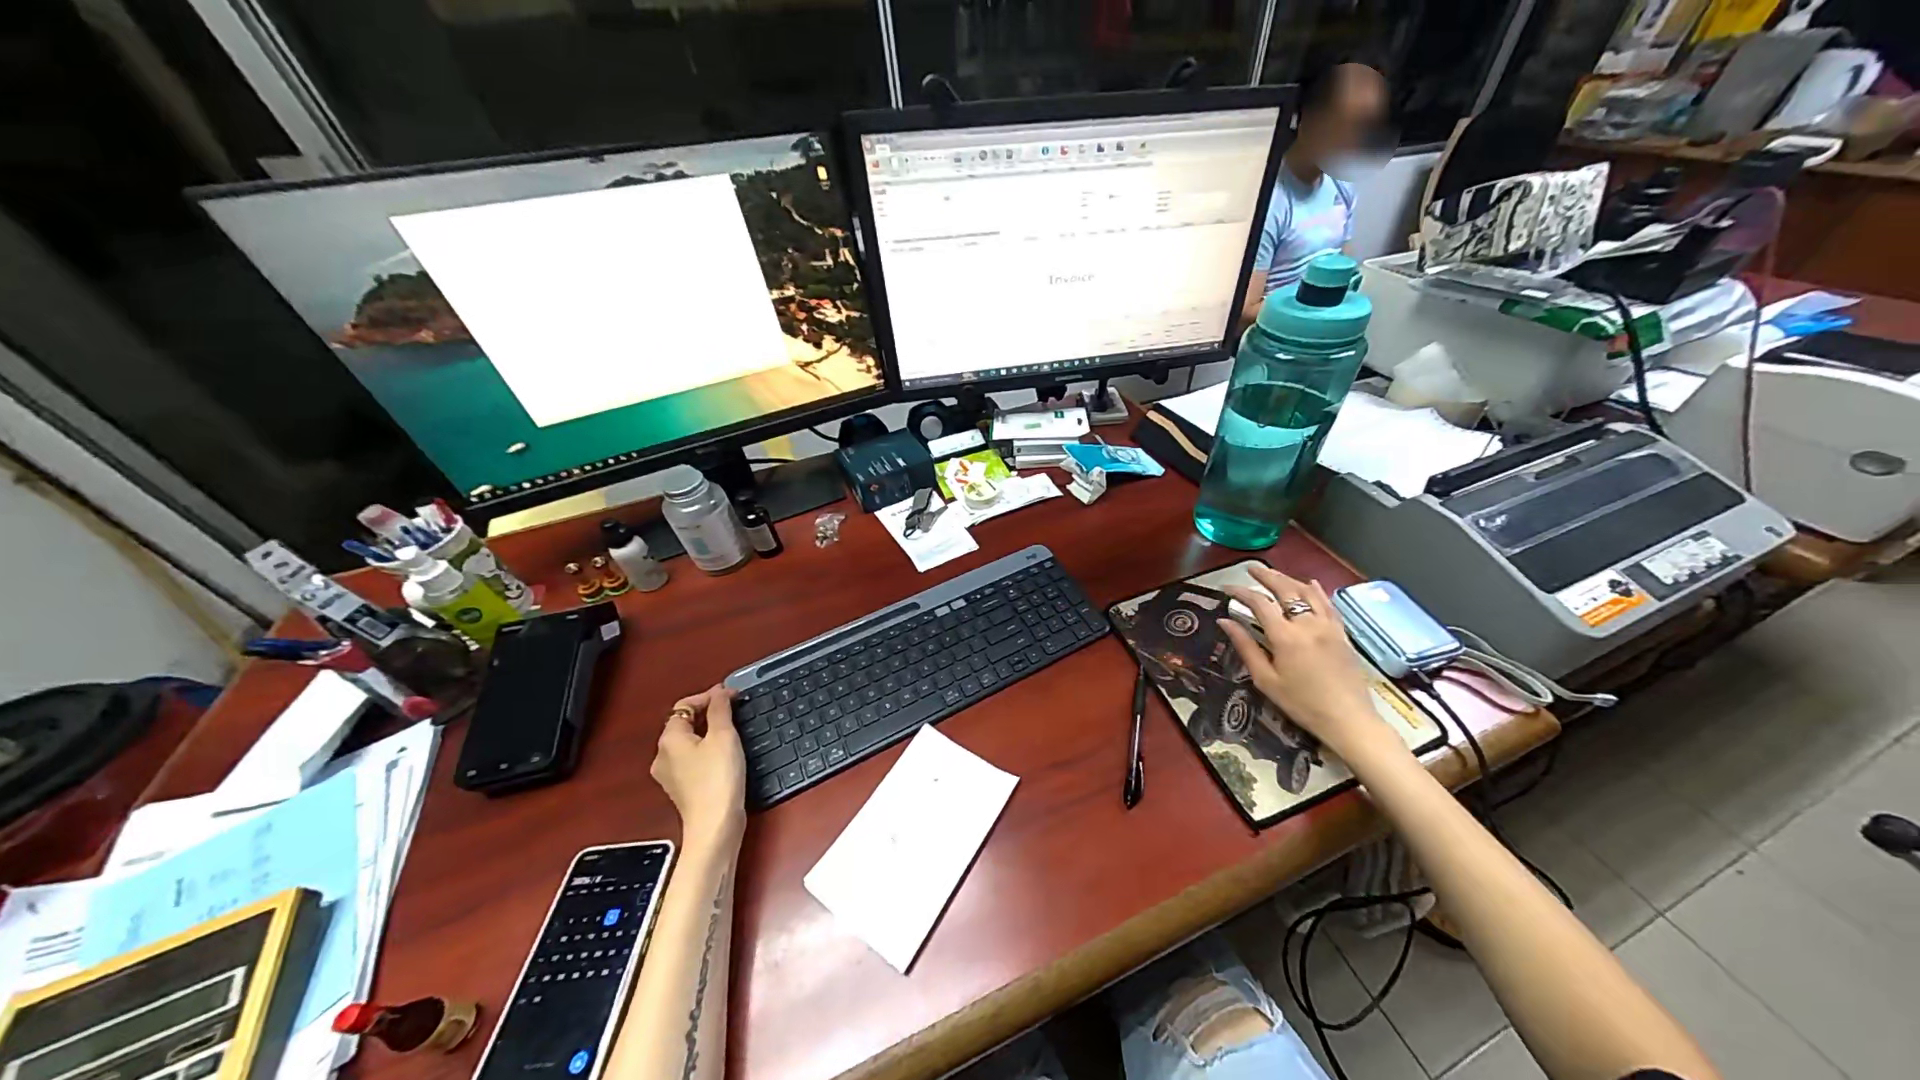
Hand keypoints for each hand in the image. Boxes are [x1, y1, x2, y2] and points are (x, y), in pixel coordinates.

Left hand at [651, 685, 745, 848]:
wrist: (715, 825)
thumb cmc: (719, 777)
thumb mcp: (724, 735)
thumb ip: (720, 709)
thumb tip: (719, 691)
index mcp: (669, 739)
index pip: (686, 705)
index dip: (710, 696)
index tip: (734, 697)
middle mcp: (662, 756)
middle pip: (685, 724)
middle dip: (709, 713)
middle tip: (735, 711)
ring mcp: (670, 776)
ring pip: (689, 743)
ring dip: (709, 732)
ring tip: (733, 731)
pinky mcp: (682, 790)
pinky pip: (692, 760)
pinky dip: (707, 751)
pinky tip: (725, 755)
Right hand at [1218, 567, 1401, 765]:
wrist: (1348, 719)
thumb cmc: (1301, 703)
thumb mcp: (1266, 679)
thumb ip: (1246, 647)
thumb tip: (1225, 621)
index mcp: (1286, 636)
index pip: (1259, 603)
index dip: (1241, 592)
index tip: (1227, 589)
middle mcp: (1308, 624)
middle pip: (1285, 590)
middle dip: (1266, 576)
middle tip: (1251, 569)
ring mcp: (1328, 626)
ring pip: (1308, 592)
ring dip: (1290, 580)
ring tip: (1275, 575)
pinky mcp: (1341, 633)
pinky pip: (1328, 604)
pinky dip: (1316, 591)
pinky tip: (1311, 584)